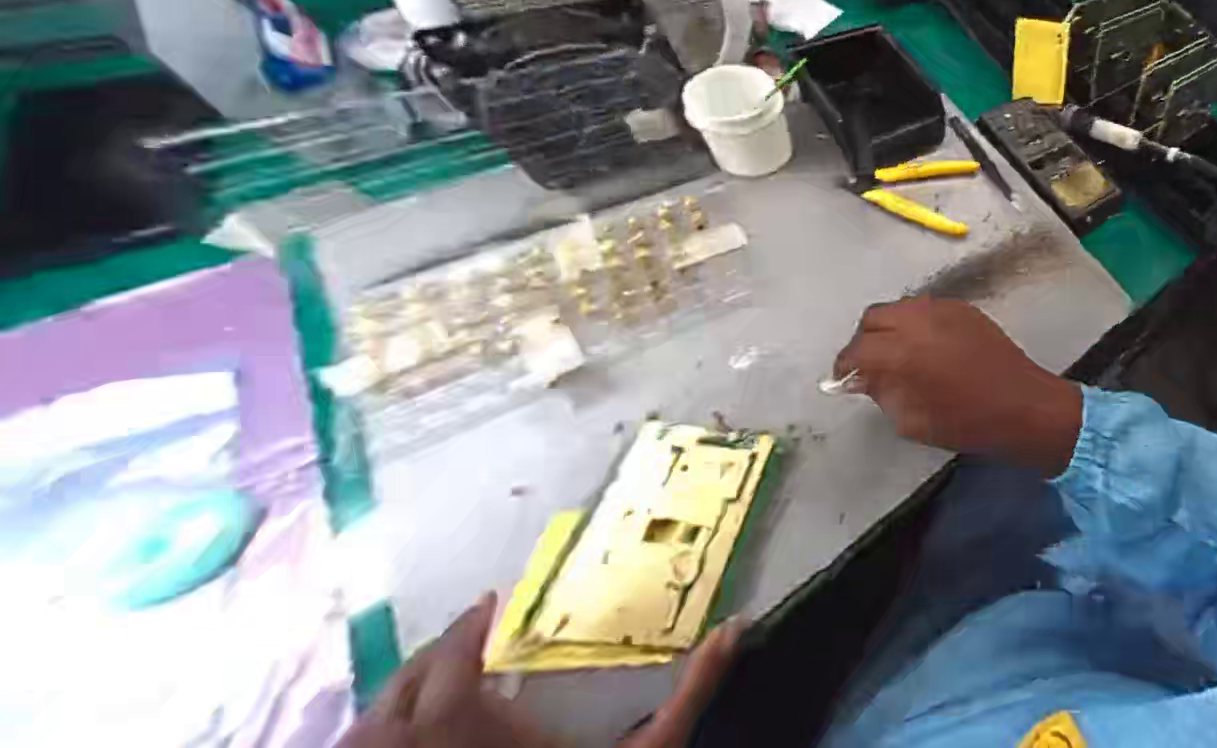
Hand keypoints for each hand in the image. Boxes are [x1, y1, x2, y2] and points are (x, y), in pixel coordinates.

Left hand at [340, 594, 745, 747]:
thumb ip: (694, 691)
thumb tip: (739, 623)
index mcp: (473, 736)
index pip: (451, 663)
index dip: (466, 627)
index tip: (491, 601)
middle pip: (397, 697)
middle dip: (428, 658)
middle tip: (466, 635)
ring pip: (359, 740)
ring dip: (390, 704)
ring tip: (428, 685)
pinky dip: (371, 746)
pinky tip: (408, 744)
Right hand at [832, 297, 1082, 475]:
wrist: (1024, 405)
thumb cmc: (968, 422)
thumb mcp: (913, 420)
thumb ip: (881, 393)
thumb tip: (862, 377)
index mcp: (903, 351)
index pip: (857, 349)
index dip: (845, 365)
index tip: (844, 379)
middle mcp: (918, 320)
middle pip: (873, 318)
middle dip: (865, 340)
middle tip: (869, 364)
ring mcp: (943, 308)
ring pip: (899, 307)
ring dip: (889, 327)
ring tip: (896, 352)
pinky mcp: (962, 307)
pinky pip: (925, 307)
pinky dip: (914, 322)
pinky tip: (924, 344)